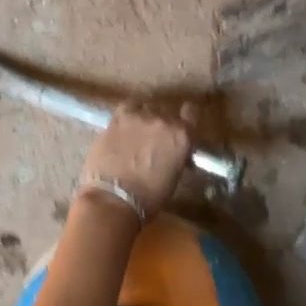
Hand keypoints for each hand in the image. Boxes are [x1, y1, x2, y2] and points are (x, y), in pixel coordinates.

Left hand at [80, 100, 193, 219]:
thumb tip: (174, 150)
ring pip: (147, 107)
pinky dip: (128, 115)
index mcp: (183, 136)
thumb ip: (177, 155)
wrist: (114, 198)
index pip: (191, 113)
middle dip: (162, 124)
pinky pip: (129, 107)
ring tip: (135, 134)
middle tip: (153, 140)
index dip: (186, 119)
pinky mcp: (119, 116)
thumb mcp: (174, 176)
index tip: (180, 128)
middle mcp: (165, 120)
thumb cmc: (148, 198)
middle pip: (167, 111)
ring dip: (144, 119)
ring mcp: (141, 115)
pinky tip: (123, 127)